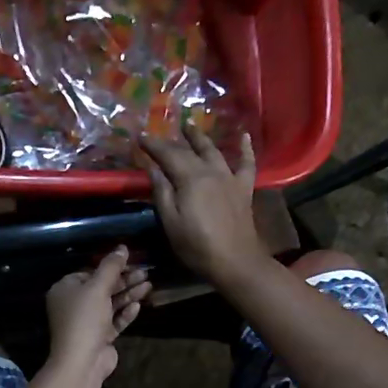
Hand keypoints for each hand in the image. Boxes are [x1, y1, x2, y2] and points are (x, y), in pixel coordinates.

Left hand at [45, 246, 150, 381]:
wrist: (82, 360)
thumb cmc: (85, 318)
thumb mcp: (97, 287)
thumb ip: (111, 266)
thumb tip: (122, 247)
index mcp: (65, 289)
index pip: (89, 272)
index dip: (110, 267)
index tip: (130, 262)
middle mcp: (74, 304)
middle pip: (102, 288)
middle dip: (124, 280)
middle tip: (145, 273)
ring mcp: (87, 322)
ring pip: (110, 304)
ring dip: (128, 294)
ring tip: (148, 286)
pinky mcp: (99, 337)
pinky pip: (114, 321)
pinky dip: (125, 313)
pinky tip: (137, 306)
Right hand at [139, 122, 264, 282]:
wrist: (236, 261)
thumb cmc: (197, 246)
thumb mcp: (171, 222)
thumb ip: (162, 192)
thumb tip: (153, 168)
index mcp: (190, 178)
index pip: (168, 155)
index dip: (153, 145)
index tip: (140, 137)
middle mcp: (211, 171)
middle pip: (189, 151)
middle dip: (173, 141)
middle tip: (161, 134)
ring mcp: (230, 178)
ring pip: (214, 151)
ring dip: (201, 137)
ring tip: (191, 126)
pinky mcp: (244, 189)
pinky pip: (246, 163)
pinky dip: (245, 148)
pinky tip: (244, 135)